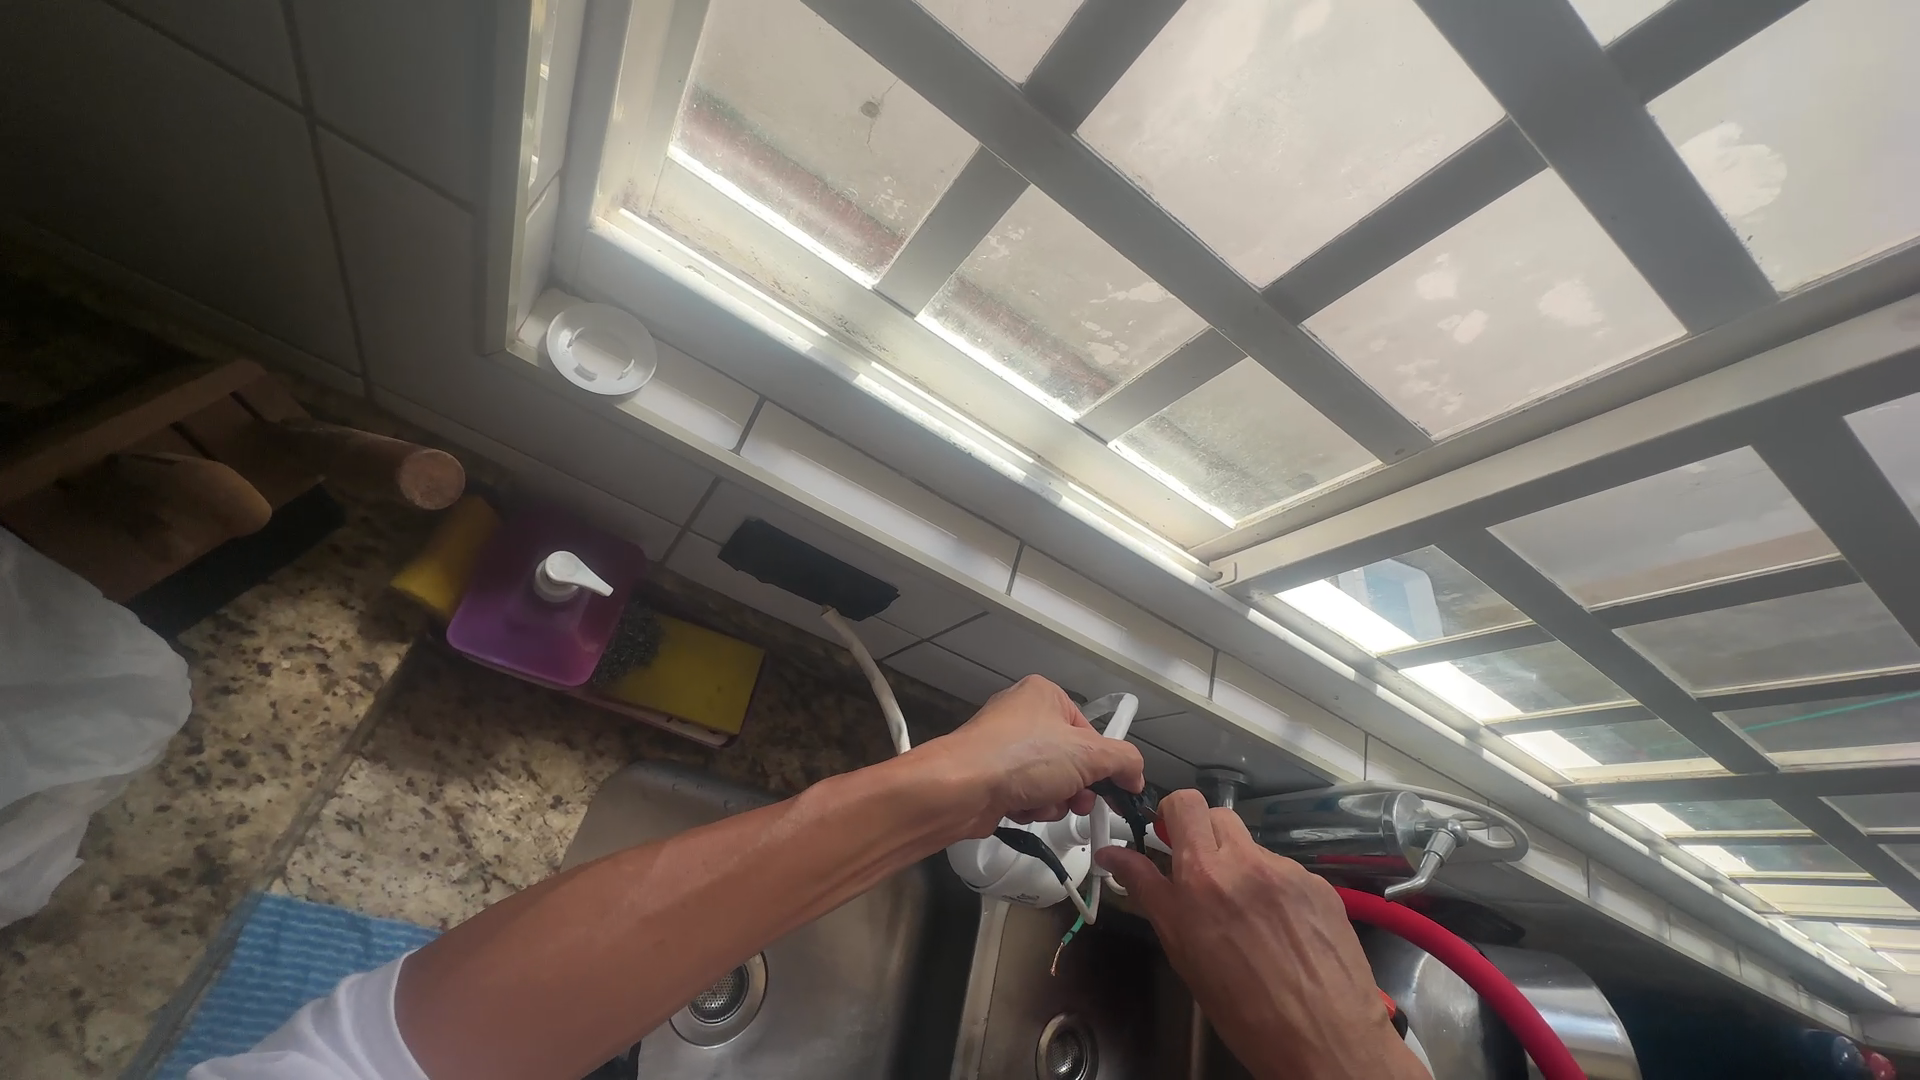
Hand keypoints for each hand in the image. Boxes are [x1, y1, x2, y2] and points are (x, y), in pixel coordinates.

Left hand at [906, 675, 1143, 838]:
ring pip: (1050, 780)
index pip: (1090, 730)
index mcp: (1045, 694)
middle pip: (1070, 758)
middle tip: (1078, 800)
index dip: (1104, 762)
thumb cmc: (1023, 758)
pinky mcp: (990, 774)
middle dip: (1077, 786)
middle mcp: (1022, 714)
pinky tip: (1021, 809)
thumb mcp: (1088, 754)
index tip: (1116, 789)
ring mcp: (1003, 745)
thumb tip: (1136, 773)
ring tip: (1042, 803)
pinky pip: (1025, 793)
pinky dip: (1030, 805)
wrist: (962, 787)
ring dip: (1053, 799)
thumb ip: (1124, 761)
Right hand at [1095, 791, 1426, 1079]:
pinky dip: (1275, 889)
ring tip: (1246, 915)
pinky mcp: (1320, 886)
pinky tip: (1281, 930)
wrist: (1326, 1045)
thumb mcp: (1179, 948)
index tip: (1167, 834)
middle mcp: (1245, 862)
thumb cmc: (1241, 1008)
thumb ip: (1146, 889)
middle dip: (1203, 834)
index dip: (1171, 813)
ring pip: (1251, 845)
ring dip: (1239, 864)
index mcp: (1202, 876)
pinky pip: (1285, 872)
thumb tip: (1112, 856)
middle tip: (1201, 870)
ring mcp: (1287, 871)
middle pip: (1216, 814)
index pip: (1182, 804)